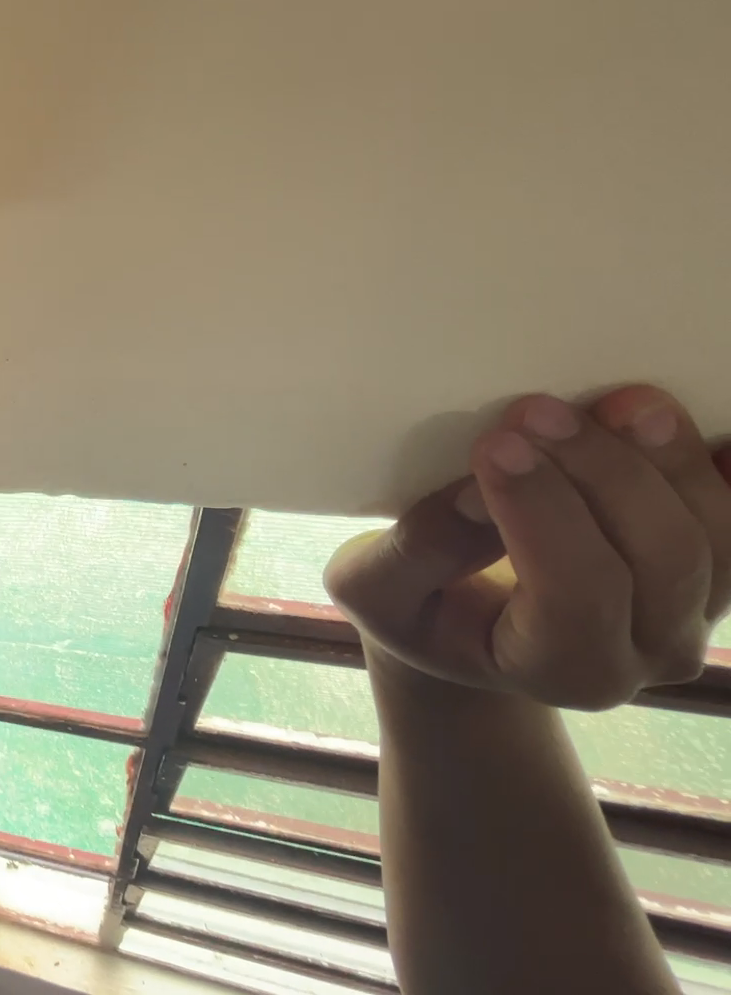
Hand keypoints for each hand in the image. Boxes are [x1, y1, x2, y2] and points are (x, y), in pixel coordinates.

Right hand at [325, 385, 730, 709]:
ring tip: (624, 402)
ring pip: (719, 535)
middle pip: (661, 555)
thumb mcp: (376, 590)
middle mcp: (648, 654)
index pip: (575, 589)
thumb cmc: (412, 612)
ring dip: (671, 461)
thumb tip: (479, 494)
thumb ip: (420, 552)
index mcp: (560, 669)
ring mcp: (694, 617)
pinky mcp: (714, 576)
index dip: (542, 514)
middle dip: (602, 472)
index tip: (492, 445)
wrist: (466, 636)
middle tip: (537, 410)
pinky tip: (713, 431)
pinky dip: (730, 472)